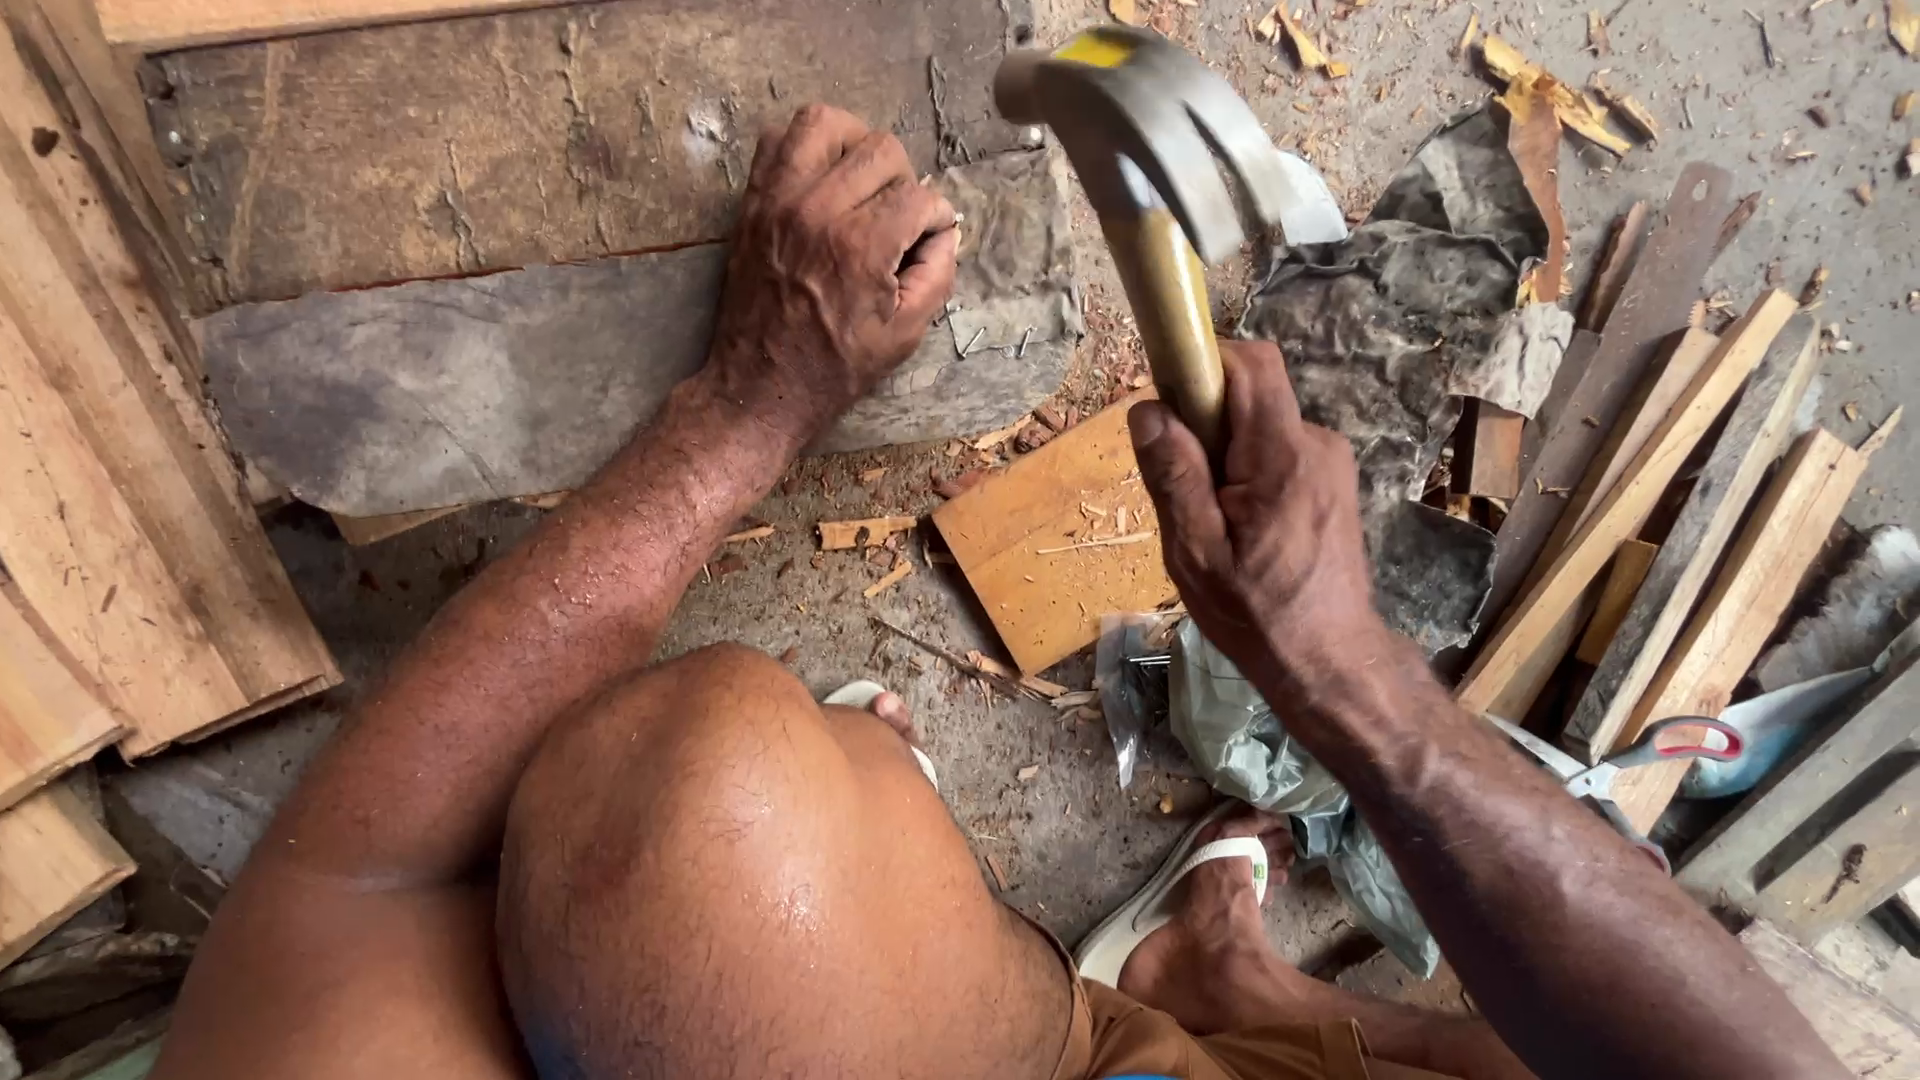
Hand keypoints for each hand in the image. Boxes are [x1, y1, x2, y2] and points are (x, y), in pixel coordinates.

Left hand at [704, 105, 959, 446]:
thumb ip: (937, 275)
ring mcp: (778, 200)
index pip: (919, 197)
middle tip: (900, 220)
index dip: (937, 219)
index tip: (932, 240)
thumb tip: (945, 233)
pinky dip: (807, 149)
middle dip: (905, 182)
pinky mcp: (753, 203)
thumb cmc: (837, 368)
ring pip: (827, 124)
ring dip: (857, 147)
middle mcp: (818, 210)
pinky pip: (779, 139)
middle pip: (882, 150)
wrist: (762, 386)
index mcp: (861, 247)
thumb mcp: (906, 335)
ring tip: (864, 185)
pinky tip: (823, 181)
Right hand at [1130, 340, 1386, 693]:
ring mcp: (1328, 462)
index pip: (1250, 364)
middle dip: (1202, 424)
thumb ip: (1174, 477)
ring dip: (1220, 455)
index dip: (1203, 363)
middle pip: (1248, 395)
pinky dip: (1243, 472)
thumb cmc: (1256, 614)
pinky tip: (1238, 527)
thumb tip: (1147, 410)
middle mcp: (1316, 444)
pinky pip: (1272, 451)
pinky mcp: (1329, 480)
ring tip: (1211, 521)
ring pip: (1256, 426)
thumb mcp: (1195, 552)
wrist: (1328, 660)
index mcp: (1283, 457)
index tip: (1166, 403)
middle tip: (1182, 490)